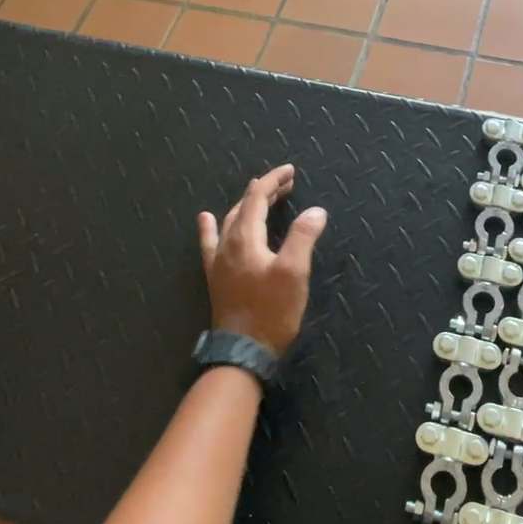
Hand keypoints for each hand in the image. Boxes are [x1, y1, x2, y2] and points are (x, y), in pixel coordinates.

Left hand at [197, 164, 327, 355]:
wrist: (243, 351)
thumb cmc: (272, 311)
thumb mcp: (294, 272)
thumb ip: (303, 237)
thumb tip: (315, 211)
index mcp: (245, 238)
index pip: (257, 198)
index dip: (273, 181)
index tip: (290, 172)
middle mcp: (228, 244)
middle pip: (244, 206)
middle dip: (264, 191)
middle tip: (287, 184)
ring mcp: (219, 260)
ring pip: (231, 221)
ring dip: (247, 205)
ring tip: (262, 197)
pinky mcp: (216, 276)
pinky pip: (212, 242)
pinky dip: (213, 226)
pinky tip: (206, 219)